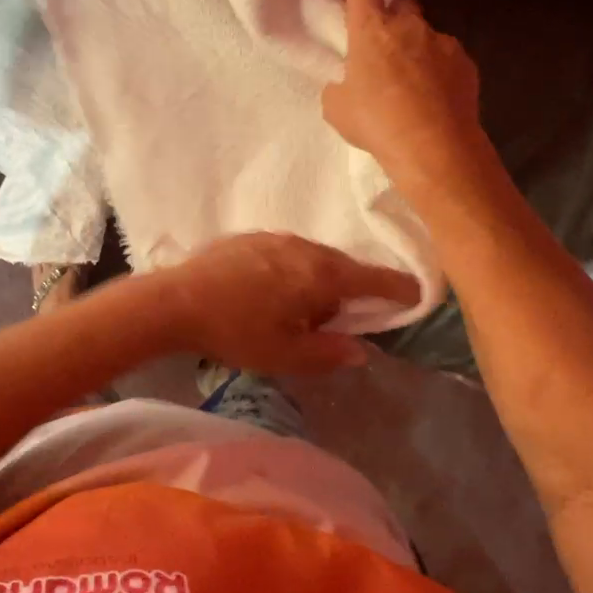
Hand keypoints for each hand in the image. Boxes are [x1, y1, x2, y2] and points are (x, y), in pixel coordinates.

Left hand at [155, 232, 419, 373]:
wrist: (175, 300)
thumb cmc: (236, 331)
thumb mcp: (287, 355)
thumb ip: (329, 352)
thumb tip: (360, 350)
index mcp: (322, 275)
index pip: (374, 279)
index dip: (399, 288)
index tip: (416, 294)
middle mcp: (305, 247)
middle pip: (343, 266)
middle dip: (352, 289)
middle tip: (346, 317)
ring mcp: (275, 237)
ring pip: (313, 257)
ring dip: (319, 279)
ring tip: (304, 308)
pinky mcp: (249, 237)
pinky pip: (287, 252)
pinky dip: (293, 270)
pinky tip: (273, 291)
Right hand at [322, 0, 485, 188]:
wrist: (433, 147)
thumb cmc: (376, 122)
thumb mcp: (336, 108)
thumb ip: (339, 85)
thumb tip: (347, 84)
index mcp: (371, 30)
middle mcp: (409, 26)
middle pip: (402, 3)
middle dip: (394, 15)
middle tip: (385, 44)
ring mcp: (442, 42)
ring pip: (427, 33)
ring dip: (418, 47)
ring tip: (413, 80)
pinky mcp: (466, 63)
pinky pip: (448, 58)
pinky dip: (440, 70)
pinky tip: (435, 96)